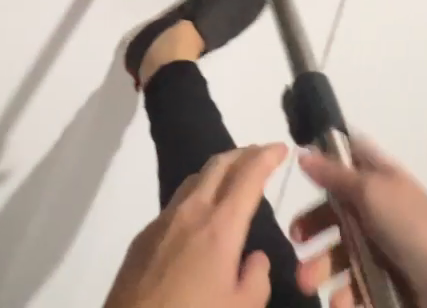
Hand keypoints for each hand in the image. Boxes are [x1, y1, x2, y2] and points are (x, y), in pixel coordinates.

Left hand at [103, 143, 288, 307]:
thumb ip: (256, 280)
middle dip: (243, 153)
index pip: (248, 177)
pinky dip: (198, 194)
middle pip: (219, 165)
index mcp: (219, 227)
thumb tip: (255, 257)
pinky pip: (177, 202)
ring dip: (219, 171)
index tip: (281, 146)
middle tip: (262, 154)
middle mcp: (191, 212)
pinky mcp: (145, 236)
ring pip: (195, 179)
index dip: (266, 157)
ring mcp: (163, 221)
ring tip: (234, 178)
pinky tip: (202, 215)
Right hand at [293, 139, 426, 307]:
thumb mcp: (372, 192)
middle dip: (311, 225)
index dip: (324, 158)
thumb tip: (304, 153)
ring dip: (319, 265)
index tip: (296, 166)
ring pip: (339, 250)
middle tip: (295, 240)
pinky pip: (354, 284)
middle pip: (335, 209)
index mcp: (380, 179)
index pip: (348, 157)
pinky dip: (343, 293)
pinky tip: (340, 302)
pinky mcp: (385, 284)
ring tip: (307, 282)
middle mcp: (379, 209)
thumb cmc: (414, 230)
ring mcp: (382, 249)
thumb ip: (335, 175)